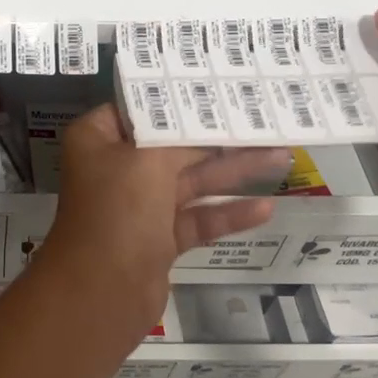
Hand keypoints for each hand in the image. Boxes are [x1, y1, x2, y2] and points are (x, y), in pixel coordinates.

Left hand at [40, 105, 289, 336]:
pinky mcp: (157, 238)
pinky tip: (265, 207)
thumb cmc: (118, 210)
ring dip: (231, 171)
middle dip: (214, 136)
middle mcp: (115, 166)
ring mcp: (137, 203)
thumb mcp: (148, 162)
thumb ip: (180, 141)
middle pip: (170, 144)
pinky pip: (196, 217)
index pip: (138, 108)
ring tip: (279, 156)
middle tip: (260, 121)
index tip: (215, 85)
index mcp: (97, 138)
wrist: (102, 291)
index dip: (175, 98)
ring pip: (189, 180)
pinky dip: (226, 212)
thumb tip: (201, 123)